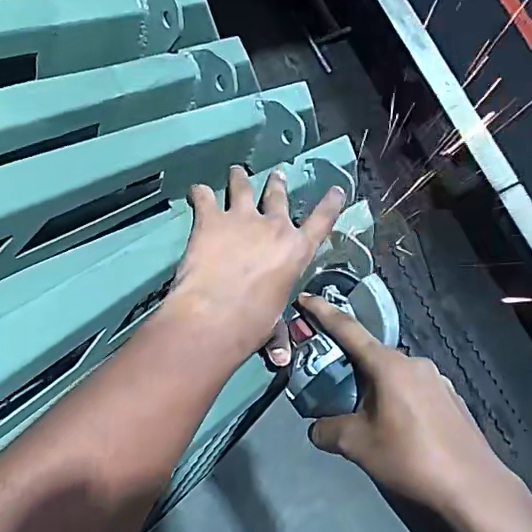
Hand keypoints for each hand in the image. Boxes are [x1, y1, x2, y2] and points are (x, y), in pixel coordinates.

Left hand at [164, 166, 345, 359]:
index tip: (336, 189)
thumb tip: (281, 360)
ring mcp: (241, 218)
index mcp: (297, 250)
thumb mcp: (273, 325)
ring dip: (239, 178)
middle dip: (278, 184)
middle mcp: (274, 226)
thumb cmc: (252, 324)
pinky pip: (204, 196)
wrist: (215, 314)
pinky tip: (195, 191)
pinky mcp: (210, 219)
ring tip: (236, 171)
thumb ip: (278, 336)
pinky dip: (200, 192)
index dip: (330, 203)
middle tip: (278, 175)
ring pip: (242, 186)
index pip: (322, 221)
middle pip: (278, 196)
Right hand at [300, 294, 517, 515]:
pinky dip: (397, 400)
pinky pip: (414, 391)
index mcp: (390, 366)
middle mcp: (416, 363)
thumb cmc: (410, 458)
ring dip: (375, 388)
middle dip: (349, 366)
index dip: (324, 312)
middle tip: (328, 385)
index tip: (306, 298)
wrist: (472, 486)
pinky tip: (397, 430)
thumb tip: (317, 428)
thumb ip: (329, 430)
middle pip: (372, 356)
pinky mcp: (452, 400)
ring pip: (395, 376)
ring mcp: (438, 380)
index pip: (349, 330)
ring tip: (364, 418)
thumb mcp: (358, 446)